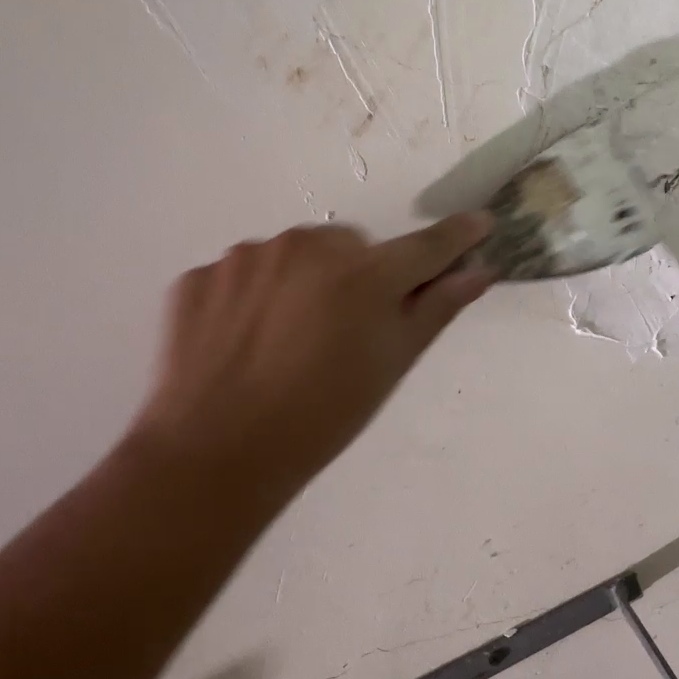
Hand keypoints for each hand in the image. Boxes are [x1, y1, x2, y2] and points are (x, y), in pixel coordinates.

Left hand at [130, 214, 495, 489]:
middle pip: (353, 248)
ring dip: (305, 281)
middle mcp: (307, 247)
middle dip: (359, 274)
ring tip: (292, 339)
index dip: (458, 236)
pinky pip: (245, 274)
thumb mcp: (395, 362)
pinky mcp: (199, 276)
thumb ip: (438, 306)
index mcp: (366, 272)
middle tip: (349, 329)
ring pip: (295, 256)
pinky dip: (256, 297)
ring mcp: (246, 258)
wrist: (217, 454)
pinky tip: (251, 342)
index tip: (480, 224)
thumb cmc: (326, 414)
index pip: (427, 244)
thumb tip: (479, 270)